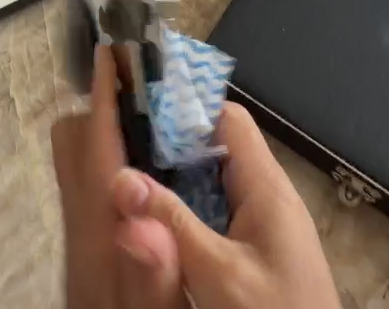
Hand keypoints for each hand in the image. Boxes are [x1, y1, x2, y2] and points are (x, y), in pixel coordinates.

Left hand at [51, 45, 185, 308]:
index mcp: (98, 231)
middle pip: (70, 143)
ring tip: (151, 116)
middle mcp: (80, 224)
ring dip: (103, 128)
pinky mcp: (86, 245)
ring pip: (75, 160)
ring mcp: (79, 234)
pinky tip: (149, 170)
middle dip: (100, 104)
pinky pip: (88, 181)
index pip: (93, 146)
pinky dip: (110, 156)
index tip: (112, 50)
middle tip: (144, 85)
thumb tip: (135, 194)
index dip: (102, 95)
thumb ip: (152, 266)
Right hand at [112, 100, 341, 308]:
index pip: (227, 118)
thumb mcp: (218, 275)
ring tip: (130, 192)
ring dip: (176, 187)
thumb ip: (170, 223)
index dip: (184, 113)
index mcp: (267, 184)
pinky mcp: (260, 256)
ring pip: (213, 187)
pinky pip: (218, 218)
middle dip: (170, 153)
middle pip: (215, 150)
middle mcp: (268, 195)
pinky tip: (159, 234)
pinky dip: (188, 218)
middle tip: (122, 161)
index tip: (137, 121)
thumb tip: (119, 177)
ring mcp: (266, 227)